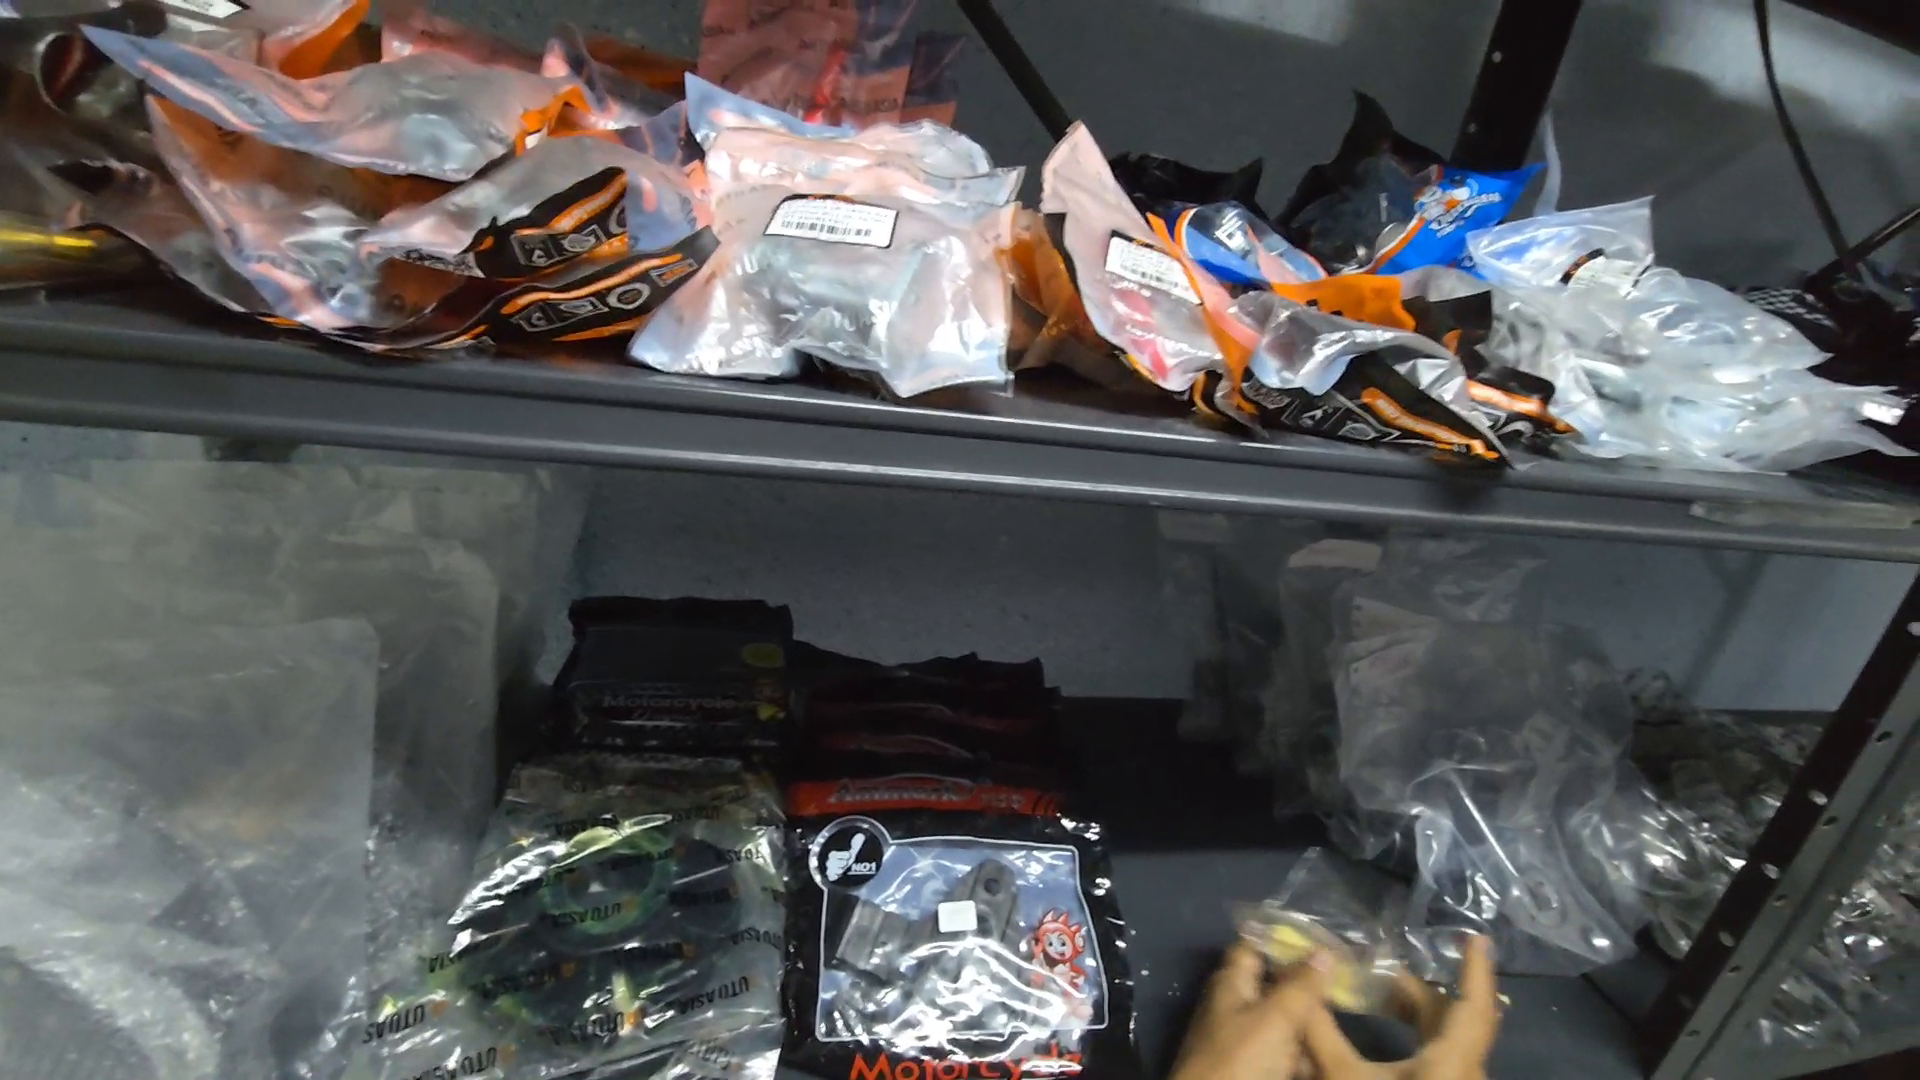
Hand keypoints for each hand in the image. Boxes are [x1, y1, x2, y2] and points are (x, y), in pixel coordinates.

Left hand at [1170, 944, 1330, 1079]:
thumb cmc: (1240, 1060)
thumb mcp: (1274, 1019)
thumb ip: (1299, 986)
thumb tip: (1323, 951)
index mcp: (1231, 983)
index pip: (1254, 946)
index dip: (1283, 941)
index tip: (1322, 943)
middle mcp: (1234, 1005)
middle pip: (1273, 987)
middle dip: (1306, 991)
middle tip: (1347, 990)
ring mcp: (1243, 1040)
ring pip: (1282, 1025)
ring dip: (1309, 1028)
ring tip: (1344, 1027)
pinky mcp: (1254, 1069)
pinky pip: (1282, 1056)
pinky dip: (1302, 1057)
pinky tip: (1327, 1064)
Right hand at [1301, 935, 1501, 1079]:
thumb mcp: (1344, 1077)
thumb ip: (1319, 1029)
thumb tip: (1297, 983)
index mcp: (1451, 1062)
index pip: (1473, 1006)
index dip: (1475, 969)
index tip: (1475, 936)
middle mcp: (1463, 1073)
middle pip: (1450, 1018)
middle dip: (1414, 987)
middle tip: (1378, 964)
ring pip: (1443, 1041)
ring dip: (1411, 1013)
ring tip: (1373, 993)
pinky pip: (1437, 1060)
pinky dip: (1413, 1038)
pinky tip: (1383, 1037)